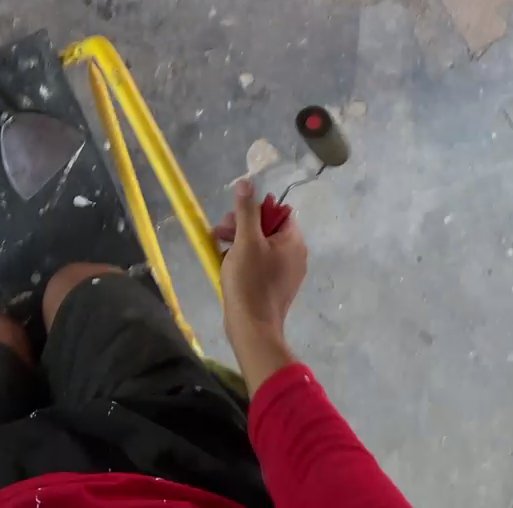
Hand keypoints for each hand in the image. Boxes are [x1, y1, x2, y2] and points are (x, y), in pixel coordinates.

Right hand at [213, 179, 307, 393]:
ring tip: (217, 247)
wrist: (253, 329)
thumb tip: (246, 182)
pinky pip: (259, 261)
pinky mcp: (275, 285)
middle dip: (241, 225)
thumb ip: (246, 210)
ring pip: (260, 244)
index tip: (234, 218)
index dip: (255, 210)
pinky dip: (243, 258)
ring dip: (238, 240)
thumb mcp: (245, 241)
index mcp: (293, 241)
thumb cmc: (251, 282)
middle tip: (220, 232)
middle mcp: (295, 255)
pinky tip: (225, 263)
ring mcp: (286, 272)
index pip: (278, 211)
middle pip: (267, 226)